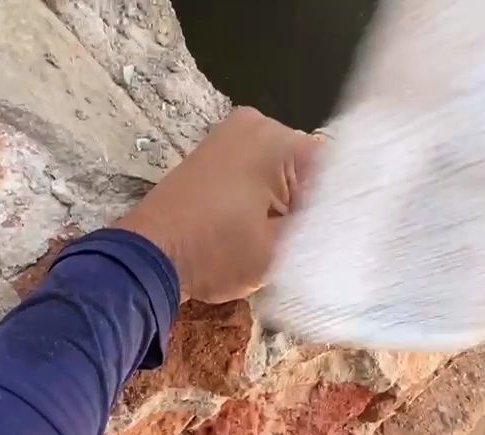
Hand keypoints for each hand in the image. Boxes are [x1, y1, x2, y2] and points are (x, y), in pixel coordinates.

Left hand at [115, 107, 319, 302]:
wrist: (146, 259)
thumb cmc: (213, 253)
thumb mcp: (276, 251)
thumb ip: (315, 234)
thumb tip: (338, 227)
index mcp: (276, 138)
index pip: (333, 170)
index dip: (336, 209)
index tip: (331, 242)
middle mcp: (254, 125)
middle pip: (304, 170)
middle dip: (305, 208)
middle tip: (303, 249)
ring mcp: (226, 139)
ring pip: (277, 177)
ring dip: (281, 210)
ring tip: (275, 246)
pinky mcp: (209, 161)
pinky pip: (250, 180)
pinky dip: (256, 206)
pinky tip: (253, 235)